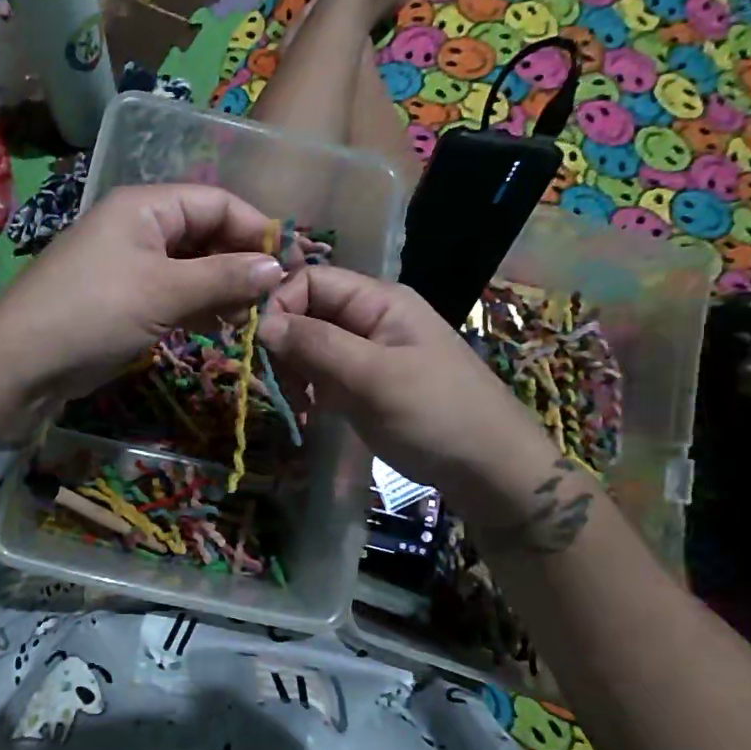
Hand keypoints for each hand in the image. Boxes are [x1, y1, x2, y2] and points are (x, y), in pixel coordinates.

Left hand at [0, 184, 284, 435]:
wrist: (23, 364)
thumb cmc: (94, 312)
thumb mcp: (163, 291)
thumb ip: (223, 276)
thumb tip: (276, 267)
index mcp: (145, 207)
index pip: (216, 202)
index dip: (255, 229)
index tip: (288, 264)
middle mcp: (139, 228)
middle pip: (205, 234)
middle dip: (240, 263)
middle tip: (270, 299)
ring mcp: (130, 265)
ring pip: (192, 268)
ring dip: (222, 289)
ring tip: (249, 318)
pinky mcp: (126, 300)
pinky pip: (174, 294)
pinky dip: (199, 307)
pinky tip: (221, 327)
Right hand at [259, 266, 559, 522]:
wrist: (489, 470)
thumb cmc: (437, 413)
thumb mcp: (374, 376)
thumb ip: (317, 345)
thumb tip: (263, 323)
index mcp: (379, 301)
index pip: (312, 280)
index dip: (281, 304)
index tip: (261, 345)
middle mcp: (370, 319)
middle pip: (308, 312)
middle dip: (285, 343)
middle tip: (279, 383)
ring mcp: (368, 353)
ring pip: (310, 346)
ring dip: (294, 371)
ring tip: (297, 405)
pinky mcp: (365, 384)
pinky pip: (323, 374)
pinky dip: (309, 391)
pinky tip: (309, 414)